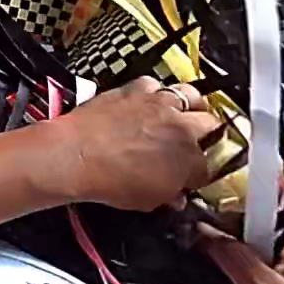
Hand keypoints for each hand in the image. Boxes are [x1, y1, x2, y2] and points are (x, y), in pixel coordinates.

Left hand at [45, 77, 219, 209]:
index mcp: (190, 158)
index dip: (197, 171)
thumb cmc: (111, 181)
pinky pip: (152, 83)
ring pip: (189, 94)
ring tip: (179, 113)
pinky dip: (152, 91)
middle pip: (209, 123)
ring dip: (188, 105)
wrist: (74, 155)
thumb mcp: (149, 200)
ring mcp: (157, 103)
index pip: (207, 165)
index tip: (188, 175)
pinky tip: (145, 101)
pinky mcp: (132, 89)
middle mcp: (180, 125)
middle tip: (192, 141)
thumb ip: (169, 195)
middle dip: (205, 133)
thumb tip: (175, 195)